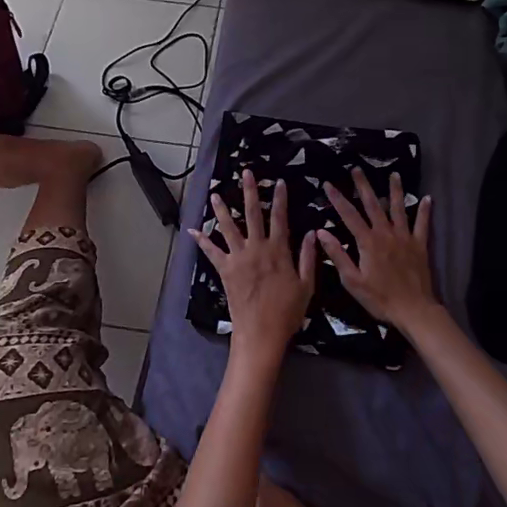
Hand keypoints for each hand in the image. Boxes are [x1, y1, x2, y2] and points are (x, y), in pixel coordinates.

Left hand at [189, 169, 316, 351]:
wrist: (261, 333)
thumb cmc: (288, 312)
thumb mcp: (307, 285)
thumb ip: (308, 258)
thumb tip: (313, 233)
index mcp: (279, 251)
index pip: (281, 218)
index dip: (281, 199)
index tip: (280, 182)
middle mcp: (257, 249)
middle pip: (252, 214)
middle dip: (249, 192)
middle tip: (246, 174)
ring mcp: (238, 259)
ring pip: (228, 227)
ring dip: (220, 210)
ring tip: (215, 194)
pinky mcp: (225, 271)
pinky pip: (211, 252)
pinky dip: (202, 241)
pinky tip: (192, 230)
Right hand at [318, 168, 436, 329]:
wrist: (413, 308)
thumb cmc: (379, 298)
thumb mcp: (352, 281)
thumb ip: (338, 255)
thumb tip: (321, 232)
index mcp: (367, 242)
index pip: (349, 215)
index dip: (337, 199)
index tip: (328, 184)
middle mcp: (386, 234)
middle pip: (373, 205)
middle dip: (364, 186)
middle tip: (357, 169)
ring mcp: (405, 237)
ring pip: (399, 208)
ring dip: (395, 190)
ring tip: (394, 174)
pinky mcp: (420, 245)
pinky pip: (423, 224)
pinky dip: (425, 211)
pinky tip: (428, 198)